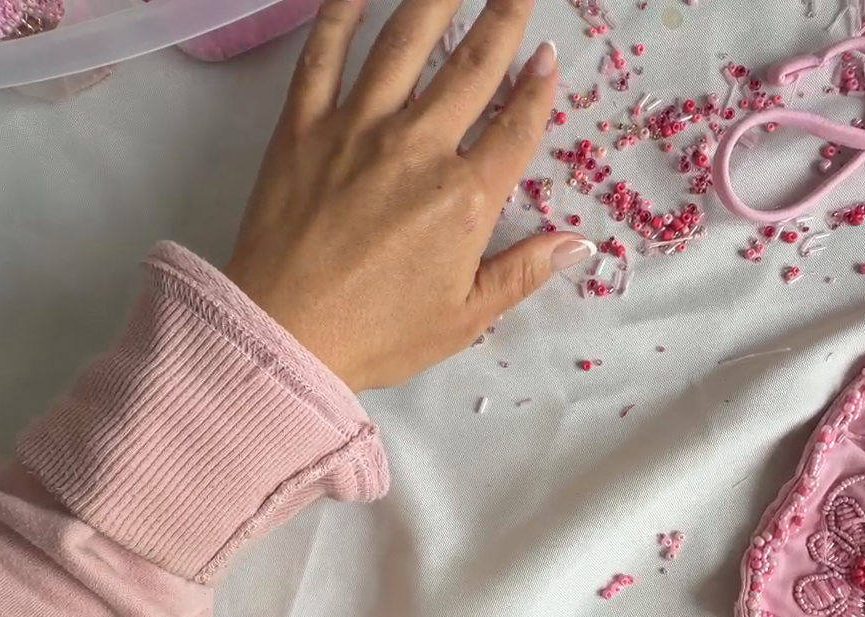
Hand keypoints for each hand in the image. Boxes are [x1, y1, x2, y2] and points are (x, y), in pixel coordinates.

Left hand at [225, 0, 593, 391]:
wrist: (285, 336)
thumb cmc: (380, 334)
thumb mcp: (465, 318)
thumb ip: (522, 273)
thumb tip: (579, 244)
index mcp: (464, 200)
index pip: (515, 128)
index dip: (537, 90)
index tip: (548, 58)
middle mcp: (418, 148)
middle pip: (471, 68)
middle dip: (503, 21)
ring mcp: (357, 129)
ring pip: (405, 42)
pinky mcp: (304, 126)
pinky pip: (325, 52)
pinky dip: (342, 11)